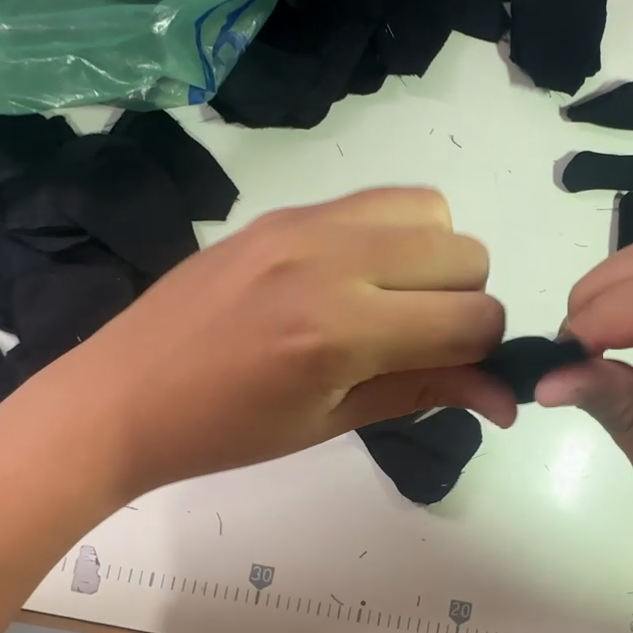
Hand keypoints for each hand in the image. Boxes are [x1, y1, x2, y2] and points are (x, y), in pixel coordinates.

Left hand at [38, 188, 513, 495]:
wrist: (123, 395)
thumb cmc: (225, 432)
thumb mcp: (332, 421)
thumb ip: (424, 392)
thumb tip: (508, 398)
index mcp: (341, 331)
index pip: (472, 319)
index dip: (482, 354)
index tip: (456, 376)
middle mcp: (331, 259)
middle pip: (467, 255)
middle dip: (465, 305)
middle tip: (420, 344)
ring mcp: (304, 223)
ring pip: (431, 212)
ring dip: (434, 261)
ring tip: (389, 306)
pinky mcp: (283, 210)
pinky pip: (375, 201)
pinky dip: (391, 236)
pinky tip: (353, 280)